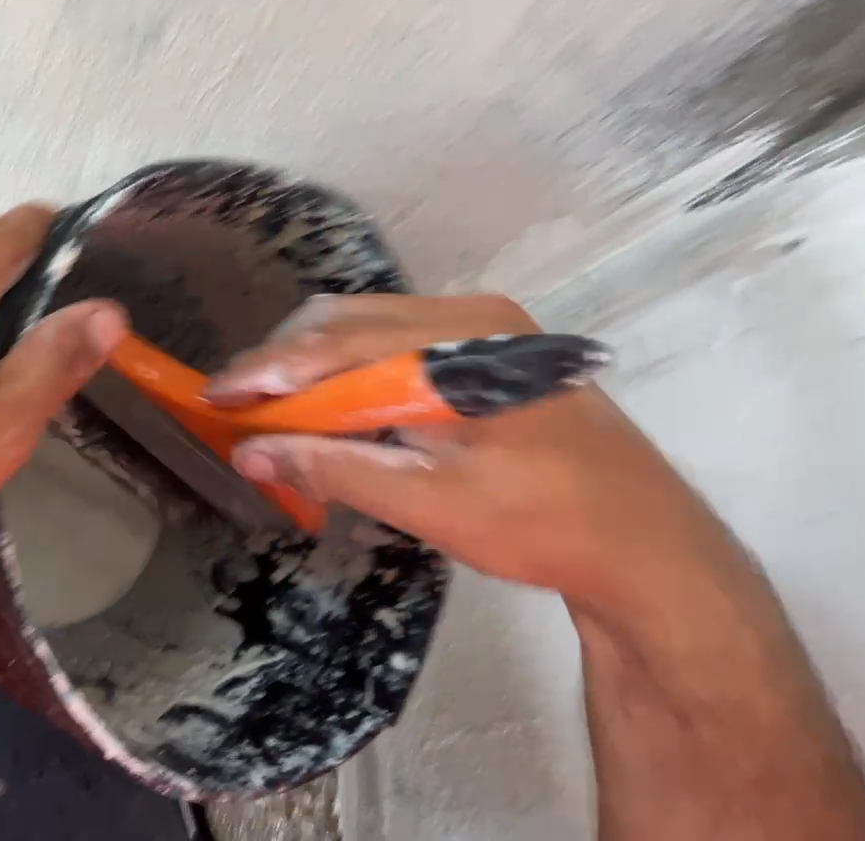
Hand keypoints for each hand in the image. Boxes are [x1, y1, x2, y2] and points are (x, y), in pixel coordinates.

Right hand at [209, 294, 734, 611]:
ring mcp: (481, 325)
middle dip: (280, 363)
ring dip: (309, 363)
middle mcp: (469, 315)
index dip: (264, 371)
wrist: (652, 550)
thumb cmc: (542, 526)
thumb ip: (332, 468)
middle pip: (341, 320)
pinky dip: (344, 366)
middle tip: (238, 405)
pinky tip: (331, 403)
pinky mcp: (484, 344)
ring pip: (360, 323)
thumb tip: (246, 453)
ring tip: (274, 407)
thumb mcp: (428, 503)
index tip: (212, 396)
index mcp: (461, 344)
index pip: (334, 345)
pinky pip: (388, 337)